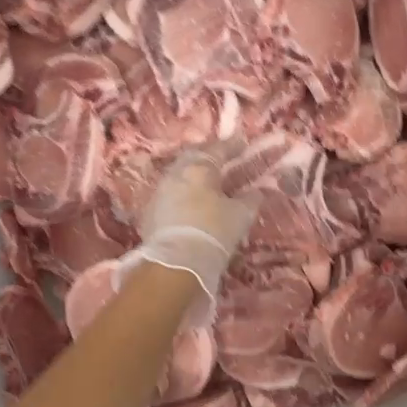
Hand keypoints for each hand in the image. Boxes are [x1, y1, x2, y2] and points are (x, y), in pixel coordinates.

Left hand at [116, 147, 256, 327]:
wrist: (176, 264)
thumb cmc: (214, 233)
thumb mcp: (241, 216)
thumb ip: (250, 199)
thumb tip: (257, 192)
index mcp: (199, 169)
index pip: (218, 150)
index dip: (232, 146)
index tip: (242, 143)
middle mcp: (176, 174)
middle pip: (192, 157)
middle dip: (207, 154)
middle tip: (220, 156)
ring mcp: (159, 192)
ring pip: (177, 174)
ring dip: (192, 172)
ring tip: (204, 178)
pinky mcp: (149, 212)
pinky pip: (168, 193)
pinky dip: (181, 192)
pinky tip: (188, 200)